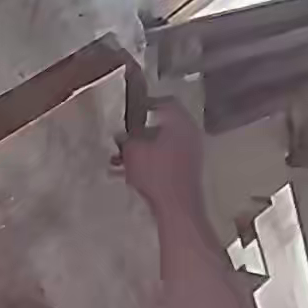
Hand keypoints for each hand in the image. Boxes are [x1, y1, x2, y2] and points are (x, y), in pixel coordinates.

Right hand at [117, 100, 205, 217]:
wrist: (177, 205)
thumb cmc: (155, 172)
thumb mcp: (132, 151)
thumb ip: (125, 138)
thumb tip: (122, 134)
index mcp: (179, 122)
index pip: (165, 102)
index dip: (146, 102)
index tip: (130, 108)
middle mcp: (188, 133)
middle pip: (161, 125)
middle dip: (138, 132)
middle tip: (121, 138)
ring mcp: (189, 152)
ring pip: (160, 144)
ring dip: (140, 149)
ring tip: (118, 160)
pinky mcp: (185, 169)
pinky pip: (163, 158)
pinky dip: (147, 161)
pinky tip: (128, 173)